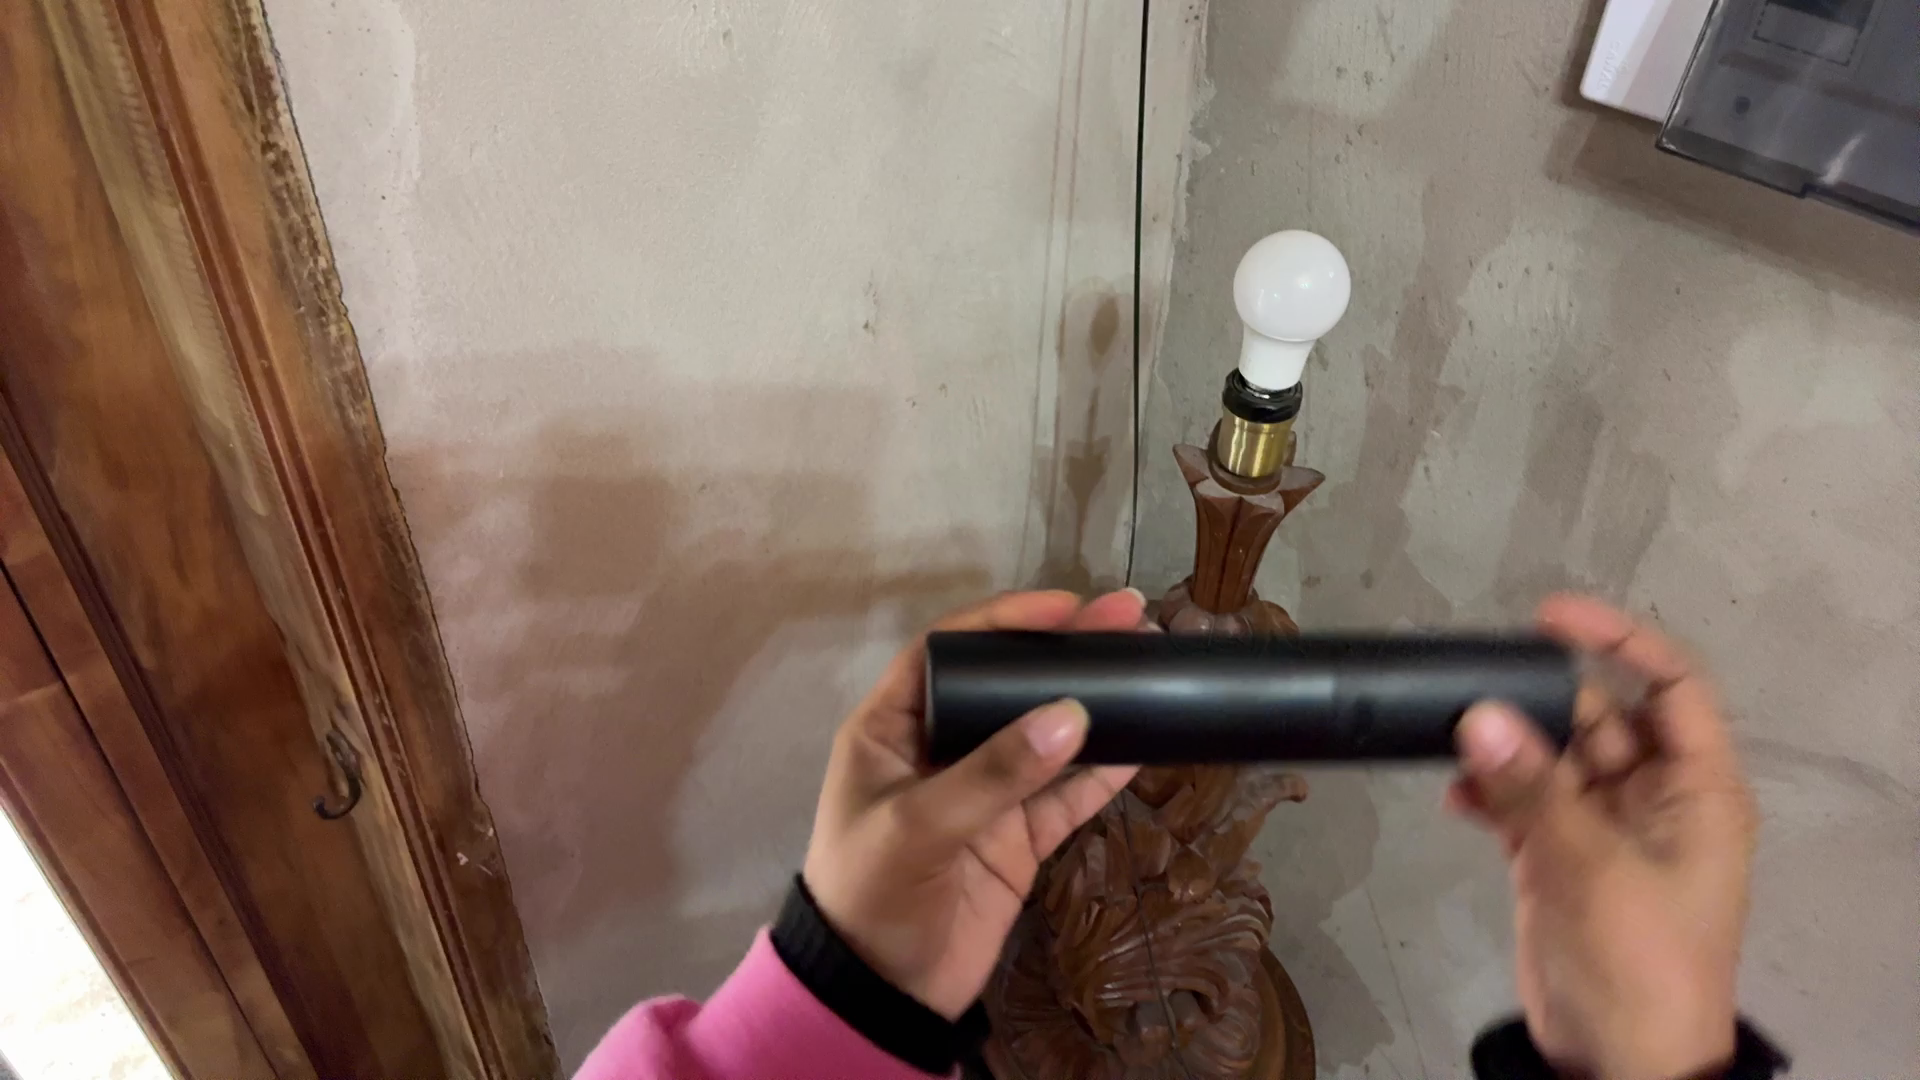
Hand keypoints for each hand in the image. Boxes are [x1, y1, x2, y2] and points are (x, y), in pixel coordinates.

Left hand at [802, 589, 1149, 1018]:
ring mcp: (985, 790)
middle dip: (1060, 650)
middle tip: (1125, 619)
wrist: (879, 998)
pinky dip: (1100, 774)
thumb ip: (993, 772)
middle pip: (1006, 683)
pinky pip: (1065, 795)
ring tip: (1142, 665)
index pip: (950, 650)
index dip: (1004, 620)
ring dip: (1089, 704)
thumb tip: (1074, 714)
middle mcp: (942, 745)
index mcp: (895, 724)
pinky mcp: (1017, 835)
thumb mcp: (918, 825)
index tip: (1064, 606)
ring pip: (1044, 734)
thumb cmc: (872, 893)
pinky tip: (1140, 744)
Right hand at [1448, 595, 1756, 1079]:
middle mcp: (1643, 795)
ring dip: (1498, 747)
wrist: (1613, 1056)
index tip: (1548, 616)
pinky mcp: (1547, 846)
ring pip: (1541, 753)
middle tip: (1467, 689)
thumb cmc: (1638, 961)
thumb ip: (1533, 790)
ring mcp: (1592, 821)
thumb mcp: (1591, 870)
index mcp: (1691, 792)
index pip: (1671, 689)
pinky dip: (1481, 790)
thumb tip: (1475, 715)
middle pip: (1589, 715)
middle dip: (1532, 700)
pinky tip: (1455, 800)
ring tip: (1450, 743)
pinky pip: (1511, 795)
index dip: (1620, 640)